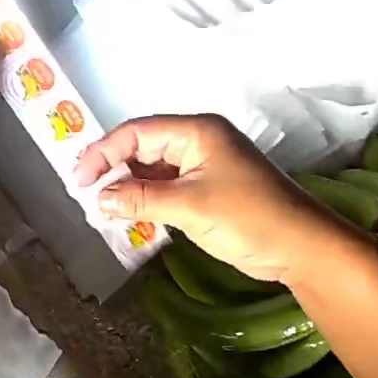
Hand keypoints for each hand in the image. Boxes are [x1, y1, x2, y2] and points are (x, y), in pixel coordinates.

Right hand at [71, 114, 340, 282]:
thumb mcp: (190, 206)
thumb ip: (141, 199)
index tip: (78, 179)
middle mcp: (199, 142)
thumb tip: (99, 197)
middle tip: (85, 195)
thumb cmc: (248, 217)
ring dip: (130, 188)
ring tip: (101, 208)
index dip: (104, 152)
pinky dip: (148, 202)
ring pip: (155, 171)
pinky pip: (169, 190)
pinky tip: (129, 216)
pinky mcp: (209, 191)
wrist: (299, 246)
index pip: (138, 132)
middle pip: (144, 148)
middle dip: (114, 170)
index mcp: (197, 132)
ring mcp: (205, 167)